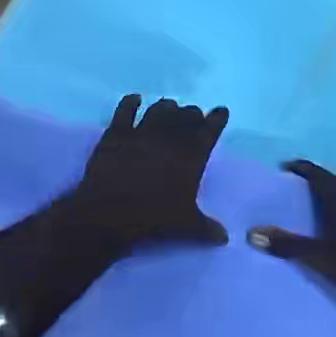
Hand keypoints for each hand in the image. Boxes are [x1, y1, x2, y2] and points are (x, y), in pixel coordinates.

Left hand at [48, 95, 230, 251]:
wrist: (111, 211)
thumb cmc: (153, 218)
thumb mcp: (187, 226)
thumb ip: (207, 228)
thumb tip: (224, 237)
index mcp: (190, 158)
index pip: (208, 132)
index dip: (216, 119)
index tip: (220, 110)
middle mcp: (167, 140)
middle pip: (184, 118)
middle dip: (190, 114)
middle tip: (192, 113)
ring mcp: (140, 134)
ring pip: (157, 111)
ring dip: (165, 107)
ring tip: (169, 106)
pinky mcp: (115, 134)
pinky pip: (124, 111)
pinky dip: (130, 102)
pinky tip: (134, 98)